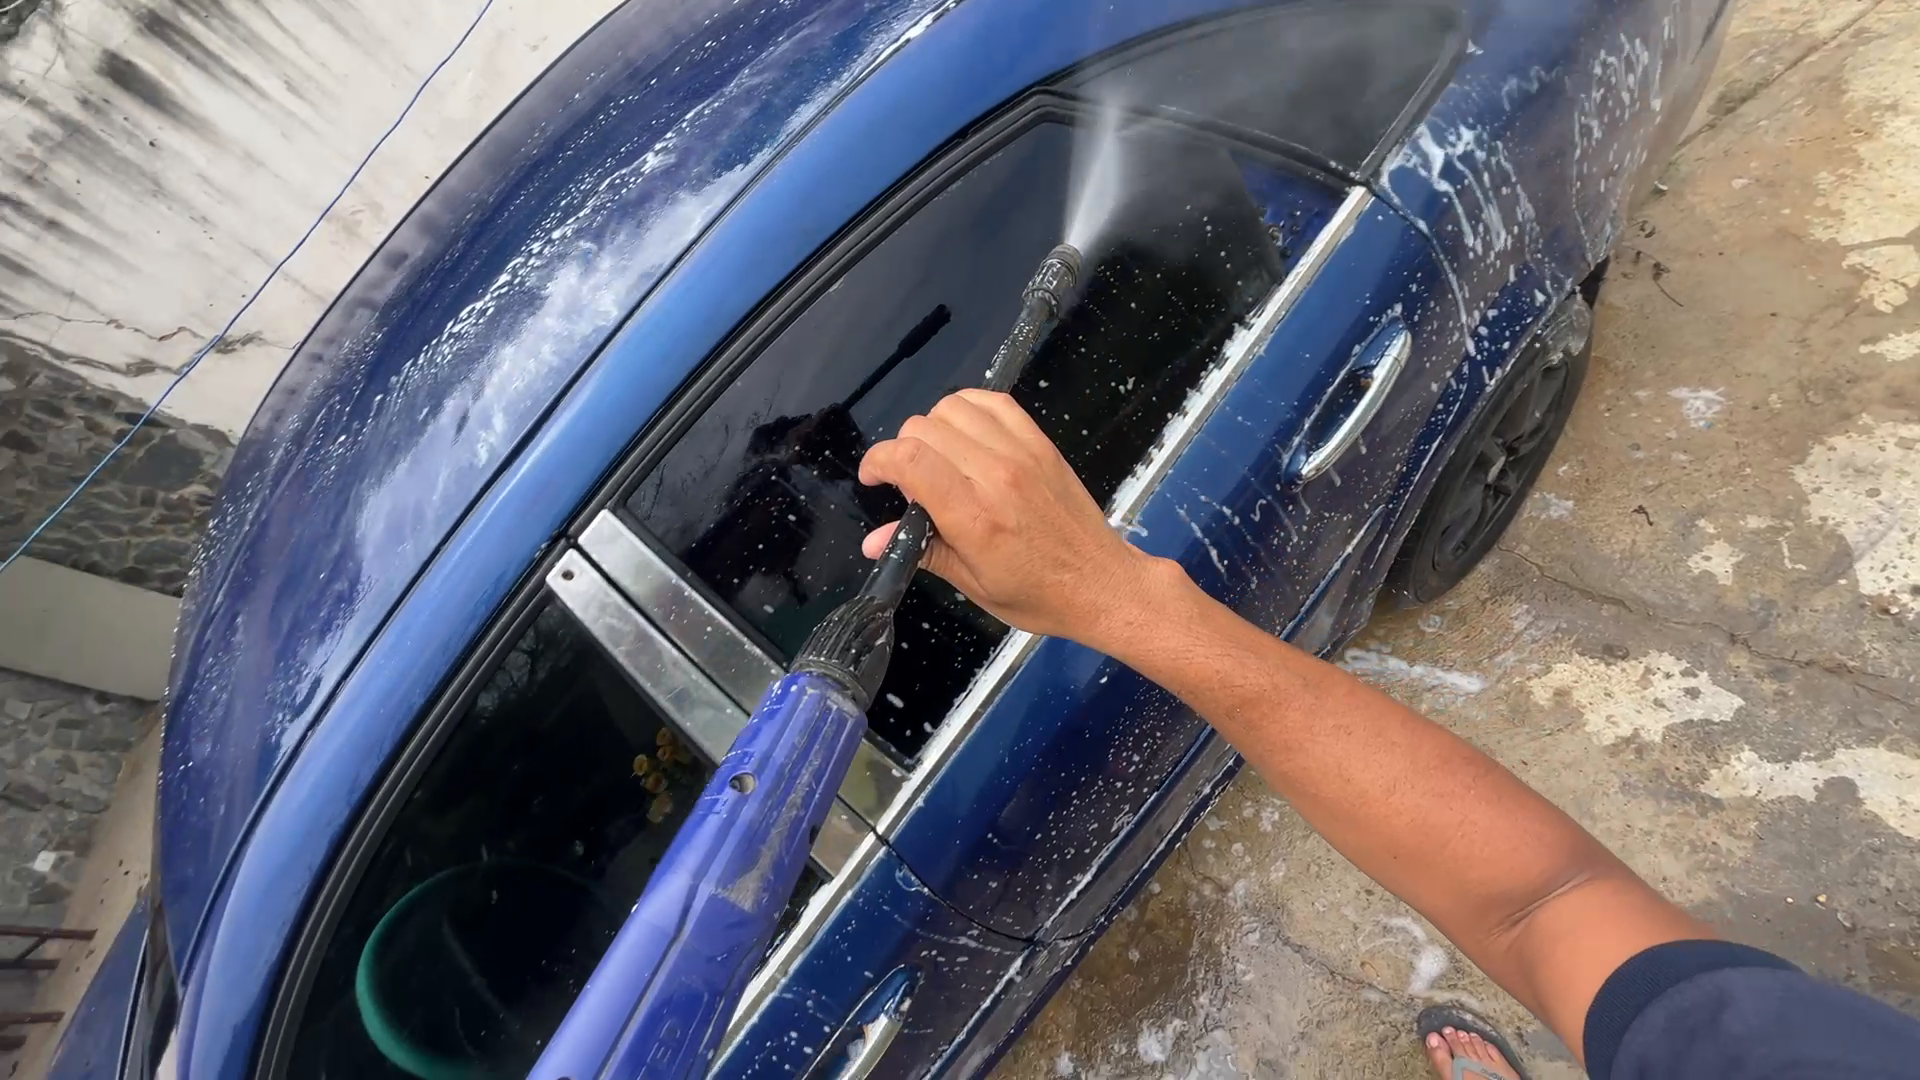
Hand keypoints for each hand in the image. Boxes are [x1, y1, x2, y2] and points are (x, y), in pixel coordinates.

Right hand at [858, 389, 1182, 649]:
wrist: (1100, 582)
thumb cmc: (1036, 594)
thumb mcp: (972, 583)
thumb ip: (922, 550)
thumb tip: (873, 542)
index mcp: (974, 516)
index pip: (909, 459)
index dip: (877, 460)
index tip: (873, 478)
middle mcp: (995, 474)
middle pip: (923, 429)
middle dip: (902, 451)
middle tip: (912, 484)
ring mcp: (1020, 452)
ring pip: (953, 408)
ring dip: (932, 428)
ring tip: (939, 459)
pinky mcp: (1039, 442)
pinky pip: (992, 402)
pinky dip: (968, 409)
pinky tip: (965, 435)